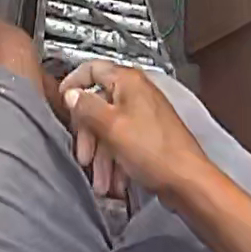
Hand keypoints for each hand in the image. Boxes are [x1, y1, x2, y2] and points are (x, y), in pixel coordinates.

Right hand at [61, 59, 212, 199]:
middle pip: (99, 104)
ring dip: (101, 155)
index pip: (92, 69)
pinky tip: (115, 183)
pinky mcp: (151, 136)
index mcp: (127, 81)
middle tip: (83, 156)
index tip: (62, 99)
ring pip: (110, 127)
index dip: (73, 82)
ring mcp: (145, 114)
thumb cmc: (152, 150)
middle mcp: (136, 92)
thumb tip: (71, 93)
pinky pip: (124, 142)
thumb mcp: (111, 126)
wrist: (189, 182)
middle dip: (88, 134)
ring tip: (101, 181)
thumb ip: (86, 107)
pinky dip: (116, 160)